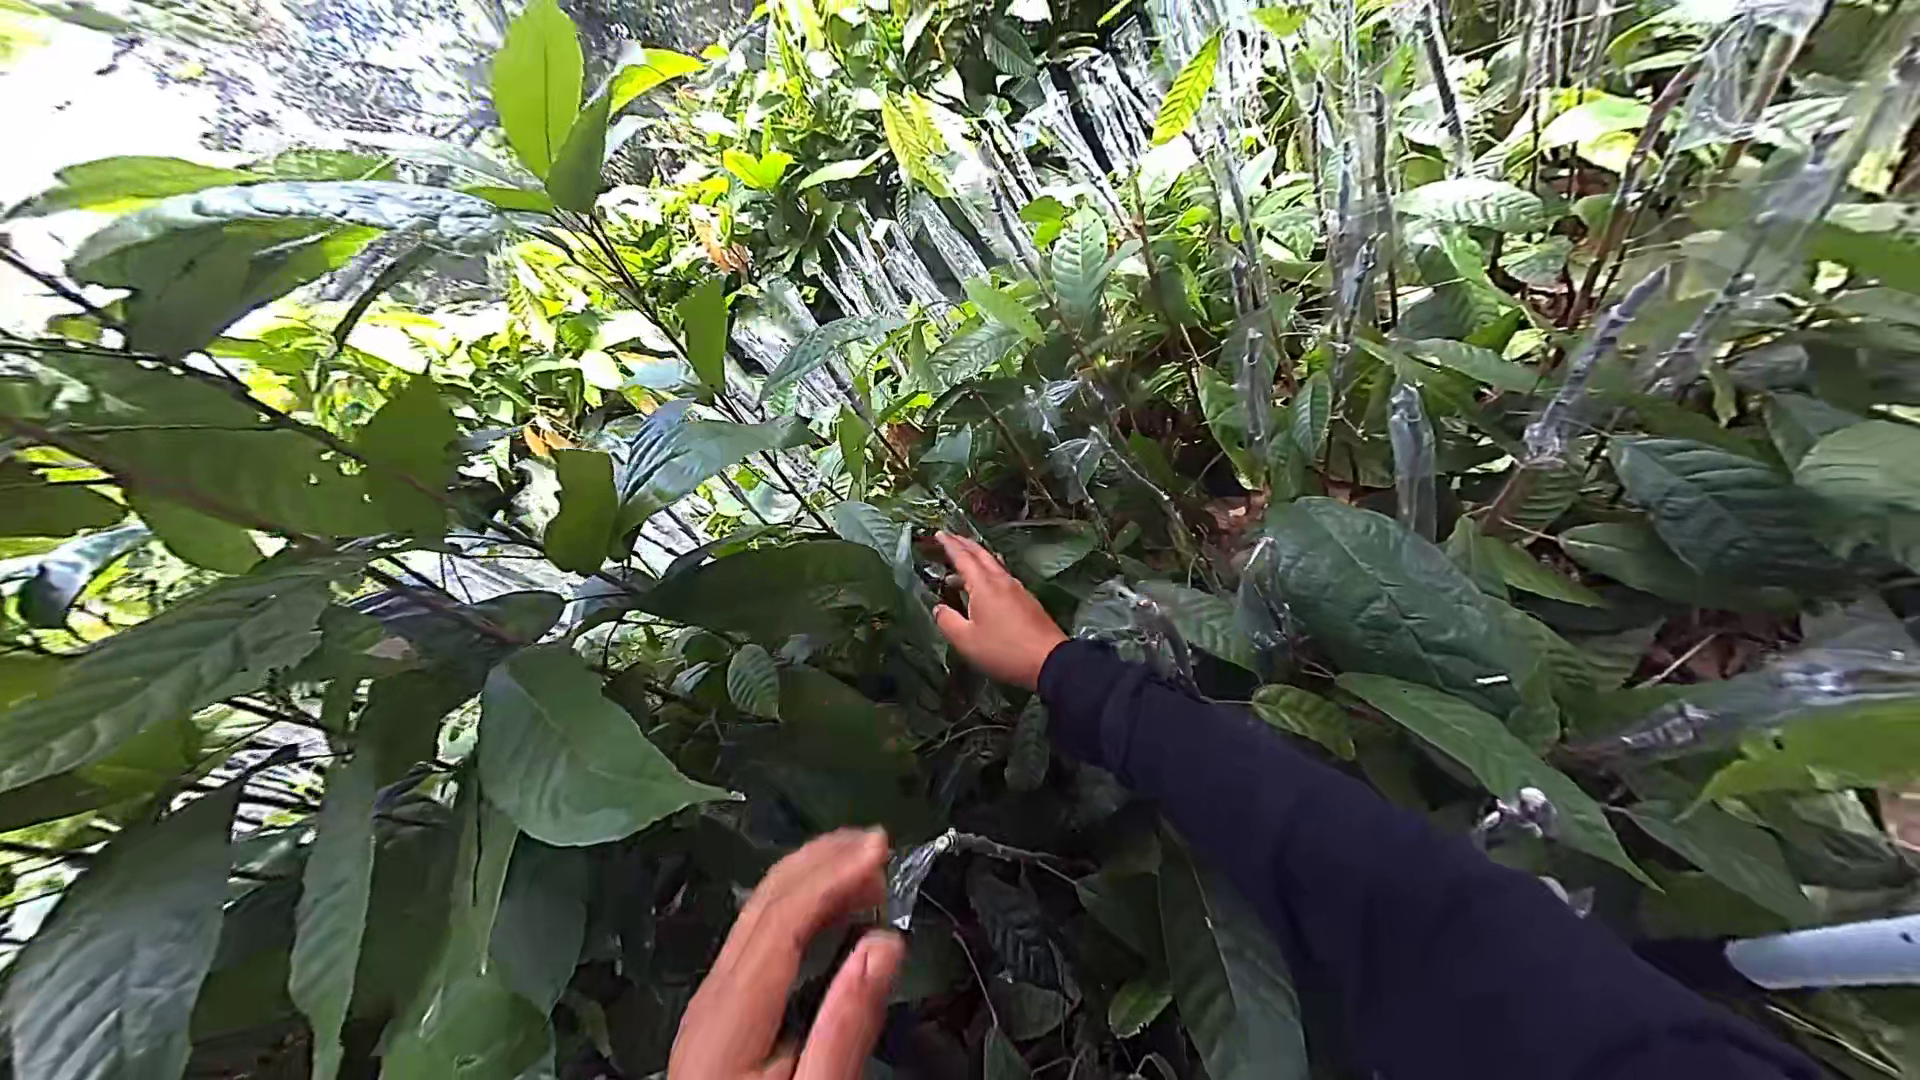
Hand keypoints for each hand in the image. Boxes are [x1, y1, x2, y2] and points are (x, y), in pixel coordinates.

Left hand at [671, 830, 904, 1079]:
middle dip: (825, 857)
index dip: (833, 873)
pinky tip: (838, 900)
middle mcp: (716, 987)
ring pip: (763, 901)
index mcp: (730, 1015)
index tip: (882, 848)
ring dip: (818, 869)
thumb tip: (887, 941)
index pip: (783, 918)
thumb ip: (847, 1027)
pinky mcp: (727, 997)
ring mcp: (716, 989)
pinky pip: (766, 923)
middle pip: (767, 897)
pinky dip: (807, 895)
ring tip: (869, 864)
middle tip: (880, 844)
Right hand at [932, 531, 1068, 690]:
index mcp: (984, 586)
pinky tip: (986, 583)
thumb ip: (948, 621)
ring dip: (978, 557)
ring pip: (994, 565)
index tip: (940, 534)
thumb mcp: (966, 640)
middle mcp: (1002, 581)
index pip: (963, 558)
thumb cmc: (1003, 650)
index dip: (950, 545)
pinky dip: (989, 572)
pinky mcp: (1027, 600)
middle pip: (982, 555)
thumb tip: (939, 608)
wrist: (1049, 660)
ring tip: (965, 558)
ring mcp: (1017, 589)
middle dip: (965, 544)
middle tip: (951, 537)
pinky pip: (1003, 576)